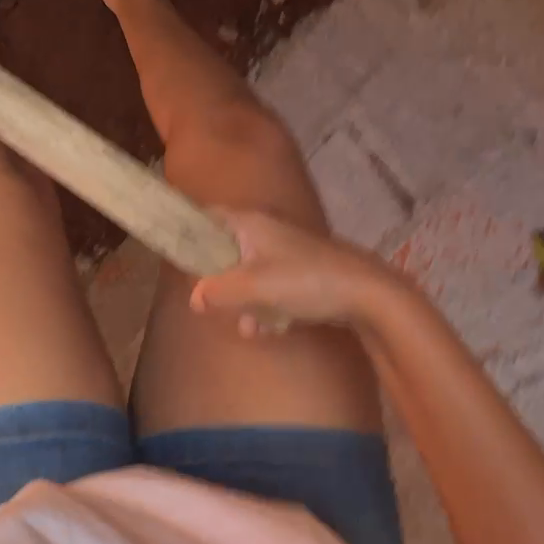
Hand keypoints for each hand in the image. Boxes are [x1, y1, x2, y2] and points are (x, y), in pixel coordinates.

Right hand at [190, 210, 414, 334]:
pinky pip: (270, 286)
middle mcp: (264, 230)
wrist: (368, 293)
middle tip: (210, 300)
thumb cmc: (306, 280)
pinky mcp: (300, 272)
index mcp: (250, 222)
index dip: (188, 229)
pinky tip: (270, 329)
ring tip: (249, 326)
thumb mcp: (255, 287)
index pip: (207, 214)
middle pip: (225, 249)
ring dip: (243, 300)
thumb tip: (193, 298)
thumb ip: (218, 291)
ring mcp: (284, 251)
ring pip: (247, 273)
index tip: (175, 251)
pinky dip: (265, 306)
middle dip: (218, 280)